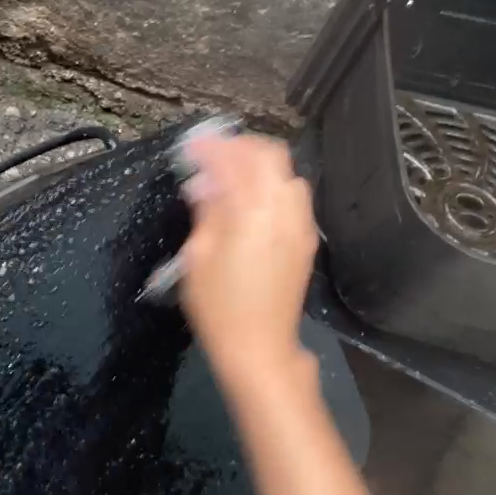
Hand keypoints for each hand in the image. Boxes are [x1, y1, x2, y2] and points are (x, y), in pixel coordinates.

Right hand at [178, 134, 318, 383]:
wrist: (259, 347)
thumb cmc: (219, 307)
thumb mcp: (198, 256)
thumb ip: (207, 211)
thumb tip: (205, 182)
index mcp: (253, 211)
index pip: (235, 159)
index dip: (211, 147)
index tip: (190, 147)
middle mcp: (284, 210)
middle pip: (270, 155)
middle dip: (239, 147)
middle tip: (211, 154)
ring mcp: (299, 225)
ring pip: (285, 174)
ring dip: (257, 165)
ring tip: (229, 176)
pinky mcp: (304, 241)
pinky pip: (293, 197)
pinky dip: (271, 186)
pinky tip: (249, 201)